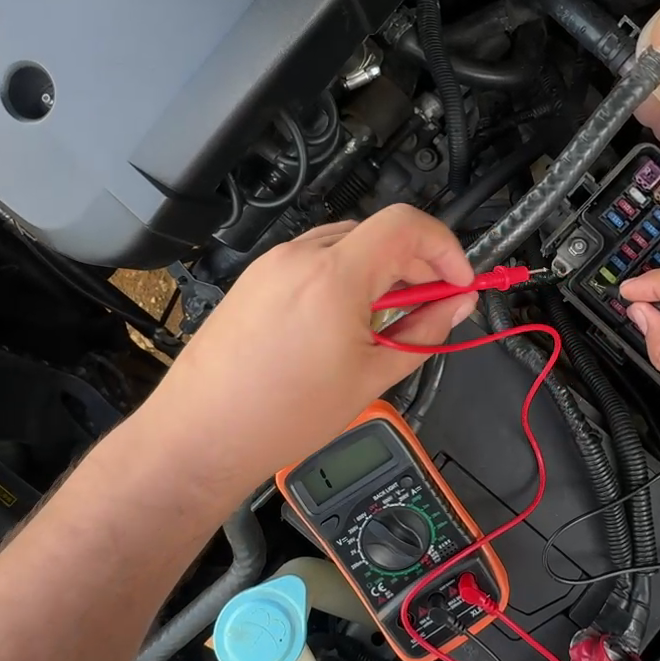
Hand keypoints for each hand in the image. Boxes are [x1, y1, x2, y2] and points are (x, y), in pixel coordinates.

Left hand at [138, 206, 478, 480]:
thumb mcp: (373, 375)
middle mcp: (300, 257)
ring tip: (388, 321)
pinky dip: (346, 278)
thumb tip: (456, 306)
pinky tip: (349, 322)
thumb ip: (425, 332)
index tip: (457, 280)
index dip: (445, 247)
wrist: (201, 436)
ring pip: (349, 245)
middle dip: (418, 264)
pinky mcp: (257, 279)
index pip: (406, 224)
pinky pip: (316, 261)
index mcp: (334, 275)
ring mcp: (274, 265)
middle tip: (435, 304)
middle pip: (380, 233)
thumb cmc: (280, 415)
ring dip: (382, 271)